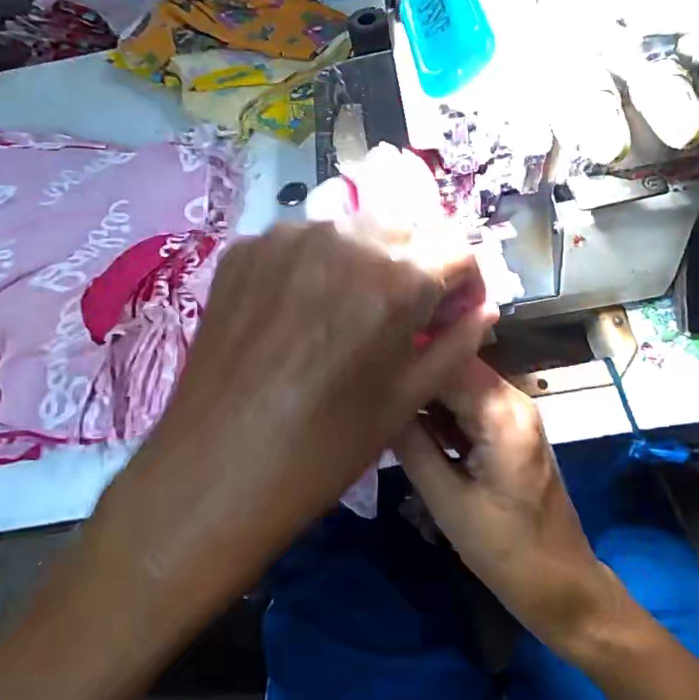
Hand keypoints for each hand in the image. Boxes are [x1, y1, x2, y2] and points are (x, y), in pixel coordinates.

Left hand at [97, 223, 492, 579]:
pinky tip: (297, 313)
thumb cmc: (324, 447)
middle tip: (401, 315)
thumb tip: (483, 310)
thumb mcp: (405, 400)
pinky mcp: (243, 249)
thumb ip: (456, 345)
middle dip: (415, 265)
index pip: (457, 249)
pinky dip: (312, 268)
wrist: (215, 469)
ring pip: (347, 231)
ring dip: (362, 261)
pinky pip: (297, 244)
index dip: (464, 282)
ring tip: (345, 314)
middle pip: (402, 230)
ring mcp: (285, 239)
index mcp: (396, 279)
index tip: (453, 312)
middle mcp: (343, 239)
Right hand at [394, 359, 620, 652]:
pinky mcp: (510, 431)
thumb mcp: (447, 500)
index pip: (449, 360)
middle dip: (413, 372)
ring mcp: (514, 414)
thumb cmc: (504, 549)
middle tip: (365, 382)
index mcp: (502, 413)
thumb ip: (411, 444)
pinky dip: (440, 412)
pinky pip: (468, 406)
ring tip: (379, 399)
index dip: (408, 354)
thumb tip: (378, 402)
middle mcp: (513, 401)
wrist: (560, 585)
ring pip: (459, 385)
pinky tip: (409, 423)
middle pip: (455, 367)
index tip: (365, 360)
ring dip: (424, 393)